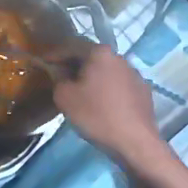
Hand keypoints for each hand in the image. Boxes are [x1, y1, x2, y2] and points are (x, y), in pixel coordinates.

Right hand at [52, 44, 167, 169]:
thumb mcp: (65, 97)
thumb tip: (60, 72)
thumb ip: (57, 79)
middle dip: (74, 65)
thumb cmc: (96, 115)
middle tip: (60, 77)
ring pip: (106, 70)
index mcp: (100, 52)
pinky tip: (102, 104)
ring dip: (92, 77)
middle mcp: (119, 56)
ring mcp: (134, 73)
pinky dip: (107, 89)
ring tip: (81, 92)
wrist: (135, 142)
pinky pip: (118, 84)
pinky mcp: (143, 90)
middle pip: (90, 57)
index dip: (55, 54)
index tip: (43, 62)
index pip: (71, 46)